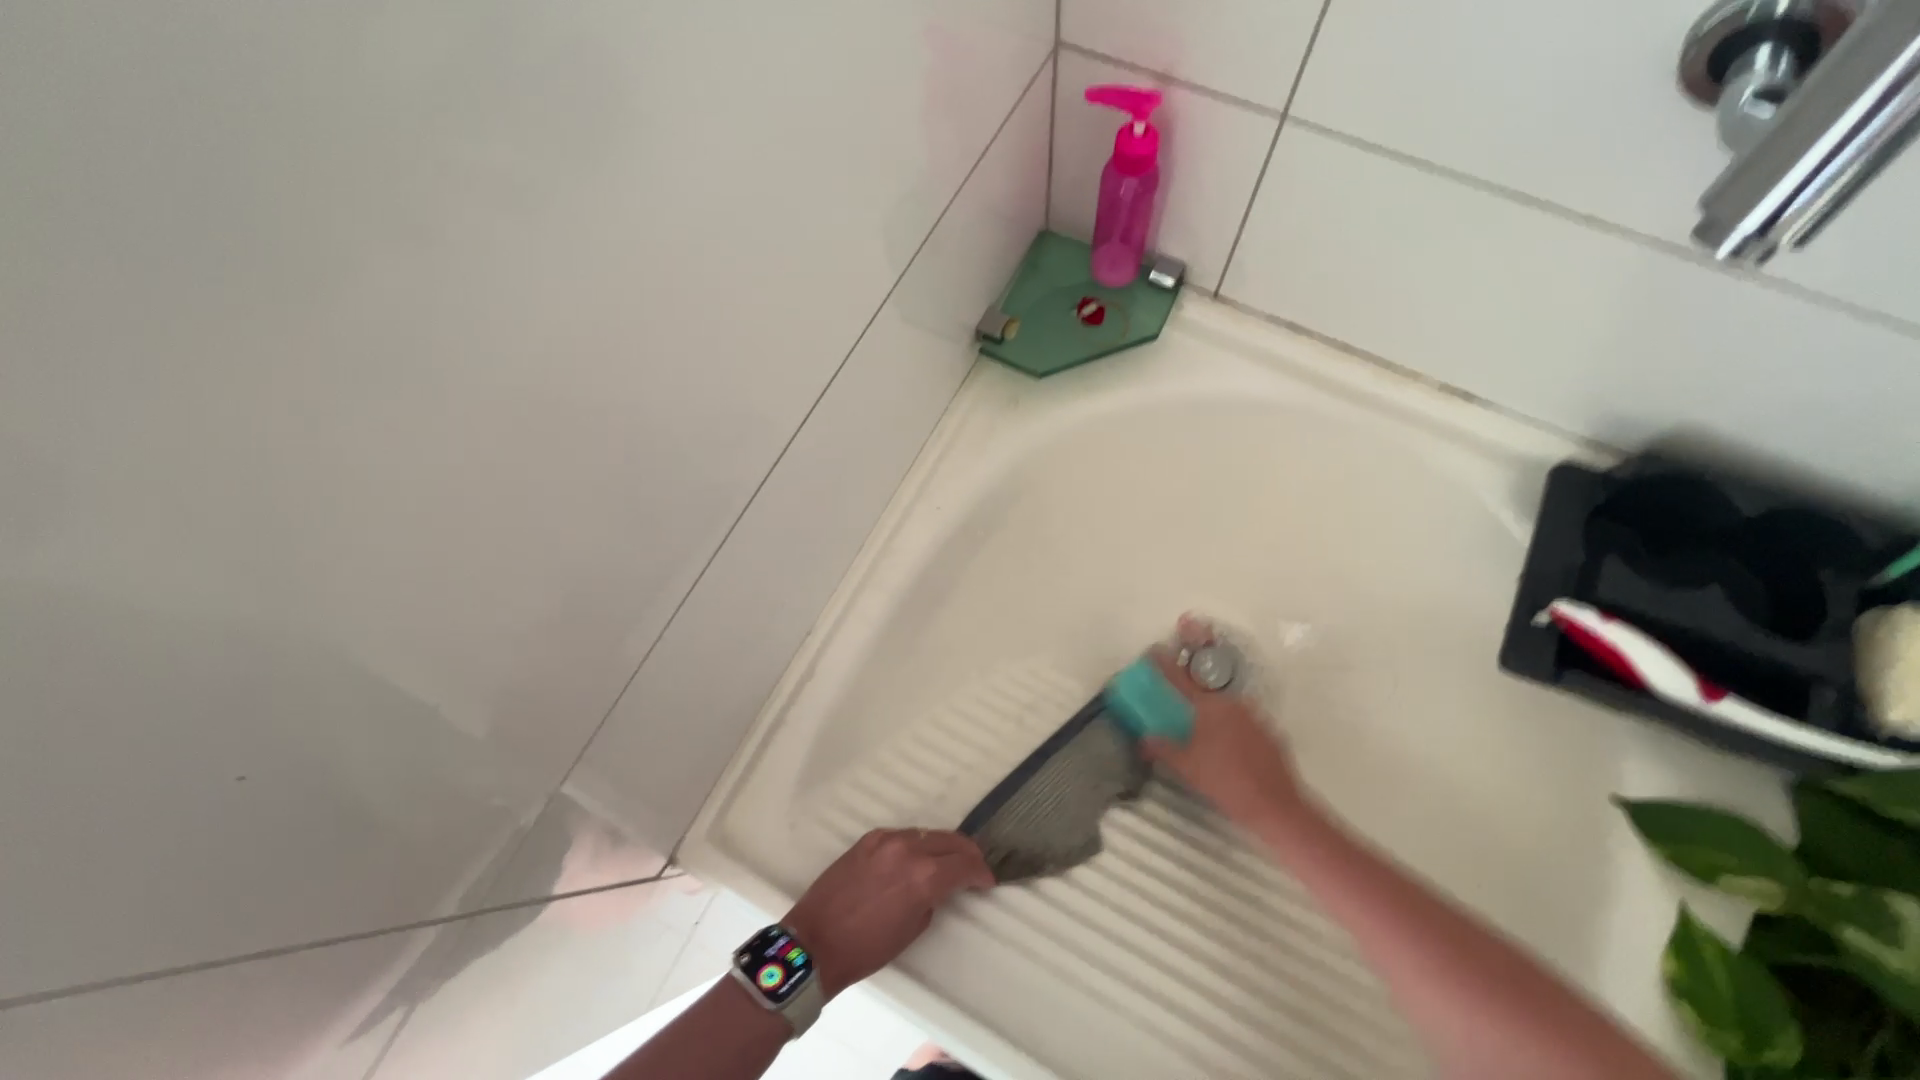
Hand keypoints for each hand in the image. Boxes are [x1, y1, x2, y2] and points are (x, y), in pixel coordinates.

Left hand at [782, 828, 994, 998]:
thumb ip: (932, 899)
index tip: (988, 881)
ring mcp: (885, 841)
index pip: (965, 864)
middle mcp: (908, 850)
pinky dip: (916, 844)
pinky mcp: (867, 840)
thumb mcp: (913, 929)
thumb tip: (938, 886)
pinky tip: (917, 857)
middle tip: (975, 866)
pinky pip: (902, 836)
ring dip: (942, 846)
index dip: (981, 873)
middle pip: (951, 841)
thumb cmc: (866, 949)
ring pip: (926, 834)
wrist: (814, 943)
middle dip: (967, 853)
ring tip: (948, 860)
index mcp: (924, 877)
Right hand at [1139, 633, 1305, 828]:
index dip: (1164, 665)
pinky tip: (1228, 751)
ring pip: (1227, 710)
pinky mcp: (1271, 734)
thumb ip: (1163, 748)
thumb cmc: (1225, 782)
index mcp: (1209, 707)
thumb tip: (1144, 739)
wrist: (1276, 806)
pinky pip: (1244, 724)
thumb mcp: (1186, 767)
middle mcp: (1234, 704)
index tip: (1154, 650)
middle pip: (1206, 693)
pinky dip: (1232, 730)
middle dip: (1191, 697)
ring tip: (1203, 735)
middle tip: (1178, 707)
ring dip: (1213, 716)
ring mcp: (1257, 717)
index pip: (1180, 680)